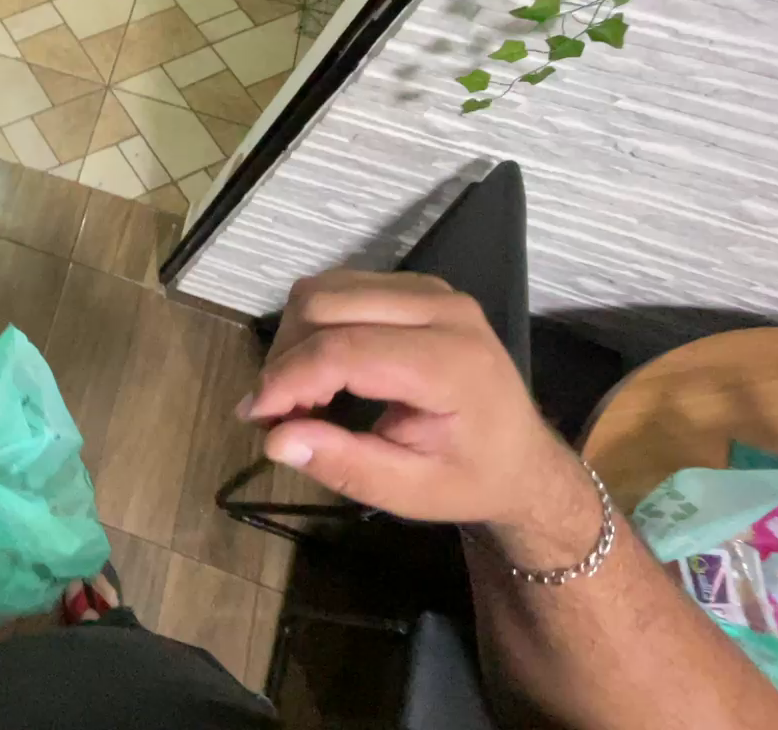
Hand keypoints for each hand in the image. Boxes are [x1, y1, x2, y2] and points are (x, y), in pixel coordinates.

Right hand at [239, 271, 589, 541]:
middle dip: (285, 358)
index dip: (287, 379)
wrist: (521, 456)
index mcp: (451, 364)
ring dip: (292, 339)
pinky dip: (309, 325)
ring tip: (303, 391)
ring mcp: (425, 289)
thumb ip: (344, 465)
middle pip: (322, 307)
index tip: (256, 416)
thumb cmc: (469, 477)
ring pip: (320, 291)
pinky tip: (321, 365)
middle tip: (283, 411)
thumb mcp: (411, 492)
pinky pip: (333, 288)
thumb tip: (274, 440)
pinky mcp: (409, 285)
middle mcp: (441, 310)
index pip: (343, 351)